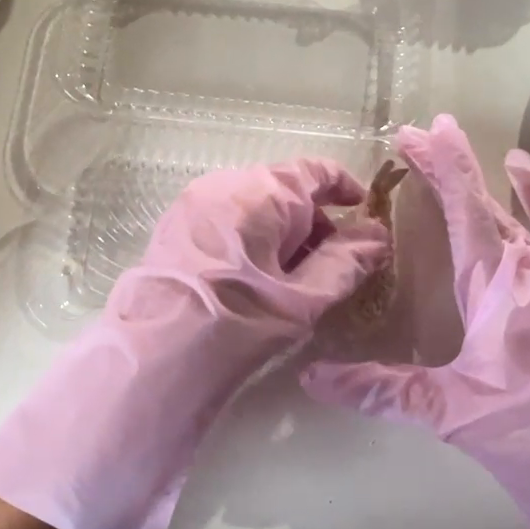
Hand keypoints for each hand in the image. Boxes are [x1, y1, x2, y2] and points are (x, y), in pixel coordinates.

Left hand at [0, 158, 390, 528]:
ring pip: (252, 206)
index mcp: (262, 190)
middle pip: (283, 188)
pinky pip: (225, 220)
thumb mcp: (304, 298)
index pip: (315, 171)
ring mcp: (192, 205)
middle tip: (331, 264)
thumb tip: (377, 237)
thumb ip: (346, 262)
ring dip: (280, 232)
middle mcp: (224, 184)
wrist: (152, 357)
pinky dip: (249, 239)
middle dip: (313, 221)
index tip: (362, 216)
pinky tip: (252, 281)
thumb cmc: (237, 323)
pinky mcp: (173, 229)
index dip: (345, 189)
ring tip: (293, 280)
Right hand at [300, 115, 529, 528]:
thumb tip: (313, 376)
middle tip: (415, 137)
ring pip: (516, 220)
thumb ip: (382, 390)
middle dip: (449, 170)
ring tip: (459, 147)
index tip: (414, 131)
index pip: (464, 209)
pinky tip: (524, 175)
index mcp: (502, 286)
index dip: (439, 165)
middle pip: (485, 206)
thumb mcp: (453, 413)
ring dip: (484, 188)